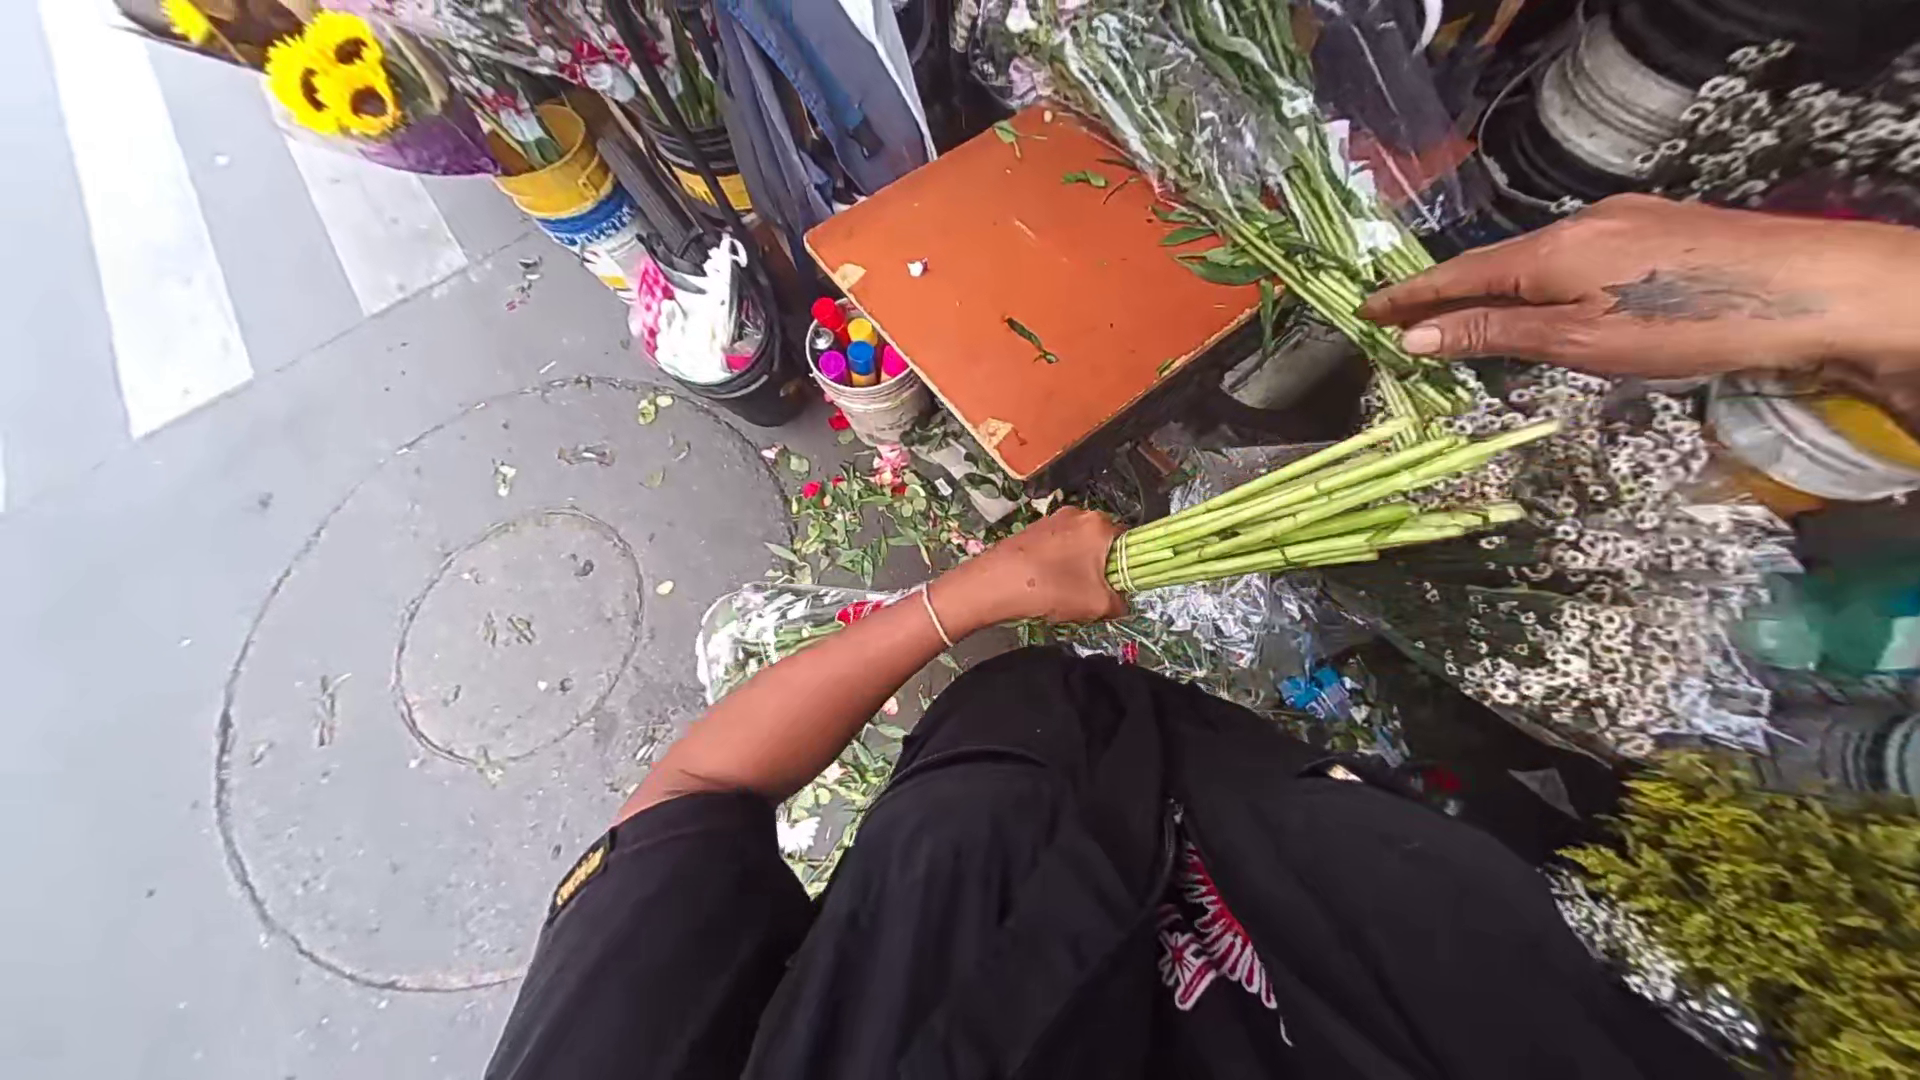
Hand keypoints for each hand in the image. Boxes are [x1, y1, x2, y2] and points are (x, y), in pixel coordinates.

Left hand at [932, 507, 1126, 632]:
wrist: (995, 584)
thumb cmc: (1053, 588)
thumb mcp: (1098, 606)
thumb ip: (1120, 603)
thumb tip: (1122, 602)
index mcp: (1100, 524)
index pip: (1130, 541)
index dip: (1129, 566)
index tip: (1121, 586)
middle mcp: (1077, 514)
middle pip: (1102, 542)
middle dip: (1101, 568)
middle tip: (1093, 594)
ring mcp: (1051, 520)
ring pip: (1078, 546)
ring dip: (1077, 568)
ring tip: (1066, 593)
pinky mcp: (1031, 530)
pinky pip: (1056, 548)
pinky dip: (1057, 566)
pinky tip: (1047, 586)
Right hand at [1360, 194, 1919, 381]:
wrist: (1839, 291)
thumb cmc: (1691, 323)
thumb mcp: (1575, 339)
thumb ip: (1491, 332)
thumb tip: (1416, 335)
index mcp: (1550, 250)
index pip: (1454, 275)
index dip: (1406, 295)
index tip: (1364, 308)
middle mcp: (1578, 224)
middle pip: (1487, 264)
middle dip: (1437, 294)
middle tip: (1396, 320)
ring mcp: (1620, 220)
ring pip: (1526, 259)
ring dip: (1482, 290)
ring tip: (1451, 318)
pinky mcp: (1652, 227)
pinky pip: (1563, 255)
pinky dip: (1526, 281)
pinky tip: (1525, 300)